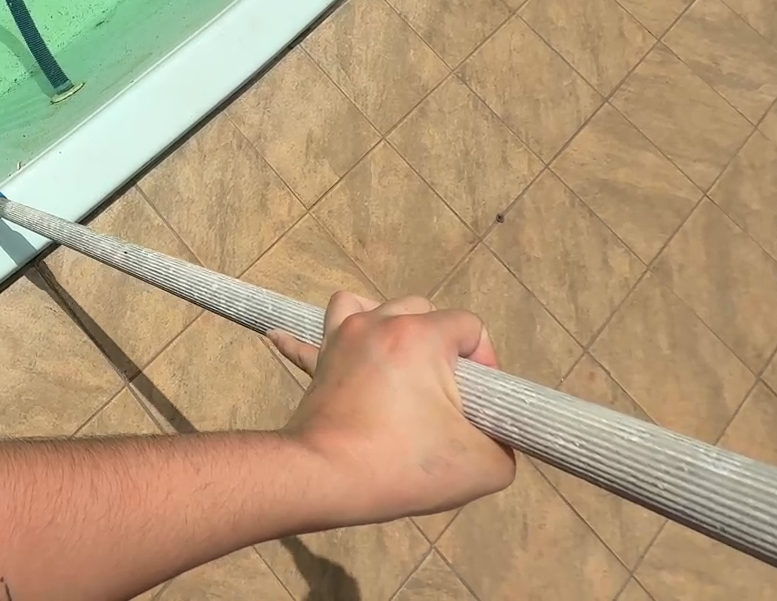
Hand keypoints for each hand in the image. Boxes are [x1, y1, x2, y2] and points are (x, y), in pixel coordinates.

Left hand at [269, 292, 514, 523]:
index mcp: (417, 336)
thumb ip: (499, 434)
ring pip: (359, 304)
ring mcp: (339, 337)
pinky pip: (303, 341)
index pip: (467, 324)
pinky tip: (278, 335)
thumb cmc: (407, 463)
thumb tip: (484, 427)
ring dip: (384, 323)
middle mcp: (374, 324)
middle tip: (448, 390)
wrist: (331, 472)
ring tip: (400, 357)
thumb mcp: (488, 461)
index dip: (487, 361)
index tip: (481, 400)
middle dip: (442, 341)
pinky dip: (298, 339)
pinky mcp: (317, 361)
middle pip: (417, 308)